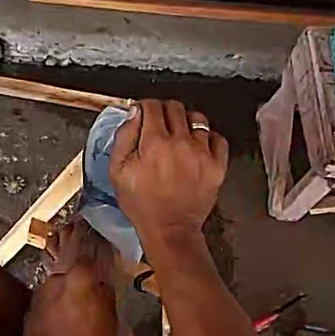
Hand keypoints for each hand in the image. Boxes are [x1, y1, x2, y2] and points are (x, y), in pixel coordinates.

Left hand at [19, 219, 116, 335]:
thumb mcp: (109, 326)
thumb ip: (107, 300)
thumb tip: (105, 288)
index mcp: (79, 279)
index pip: (89, 253)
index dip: (96, 251)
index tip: (100, 248)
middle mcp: (56, 280)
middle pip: (73, 271)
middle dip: (82, 277)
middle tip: (94, 286)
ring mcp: (40, 295)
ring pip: (60, 287)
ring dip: (69, 293)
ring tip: (81, 310)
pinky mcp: (31, 311)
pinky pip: (49, 303)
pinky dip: (57, 307)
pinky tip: (66, 321)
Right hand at [110, 100, 227, 258]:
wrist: (170, 229)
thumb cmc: (141, 204)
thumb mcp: (117, 171)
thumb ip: (123, 137)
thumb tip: (133, 114)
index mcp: (154, 143)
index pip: (152, 106)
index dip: (145, 106)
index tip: (142, 113)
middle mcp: (181, 143)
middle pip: (175, 108)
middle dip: (163, 111)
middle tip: (158, 123)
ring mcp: (202, 153)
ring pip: (197, 119)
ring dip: (185, 122)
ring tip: (179, 134)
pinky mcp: (217, 165)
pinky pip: (217, 138)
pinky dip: (207, 137)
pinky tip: (197, 146)